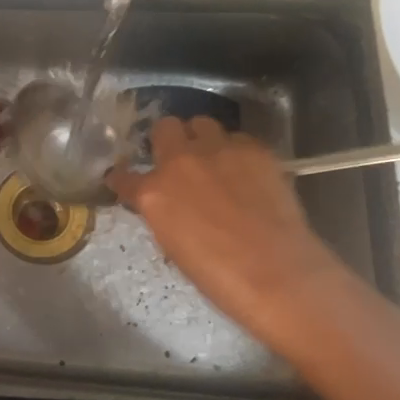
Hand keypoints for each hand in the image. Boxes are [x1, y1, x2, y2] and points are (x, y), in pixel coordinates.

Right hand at [108, 117, 338, 327]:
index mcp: (153, 193)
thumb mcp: (173, 246)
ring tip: (213, 160)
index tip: (125, 181)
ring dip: (201, 139)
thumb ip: (162, 214)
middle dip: (168, 140)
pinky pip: (237, 138)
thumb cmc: (219, 275)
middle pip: (165, 127)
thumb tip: (164, 204)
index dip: (123, 178)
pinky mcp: (254, 149)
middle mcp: (180, 161)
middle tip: (177, 160)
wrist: (276, 272)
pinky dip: (236, 151)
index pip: (124, 176)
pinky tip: (246, 172)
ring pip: (202, 124)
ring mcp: (219, 150)